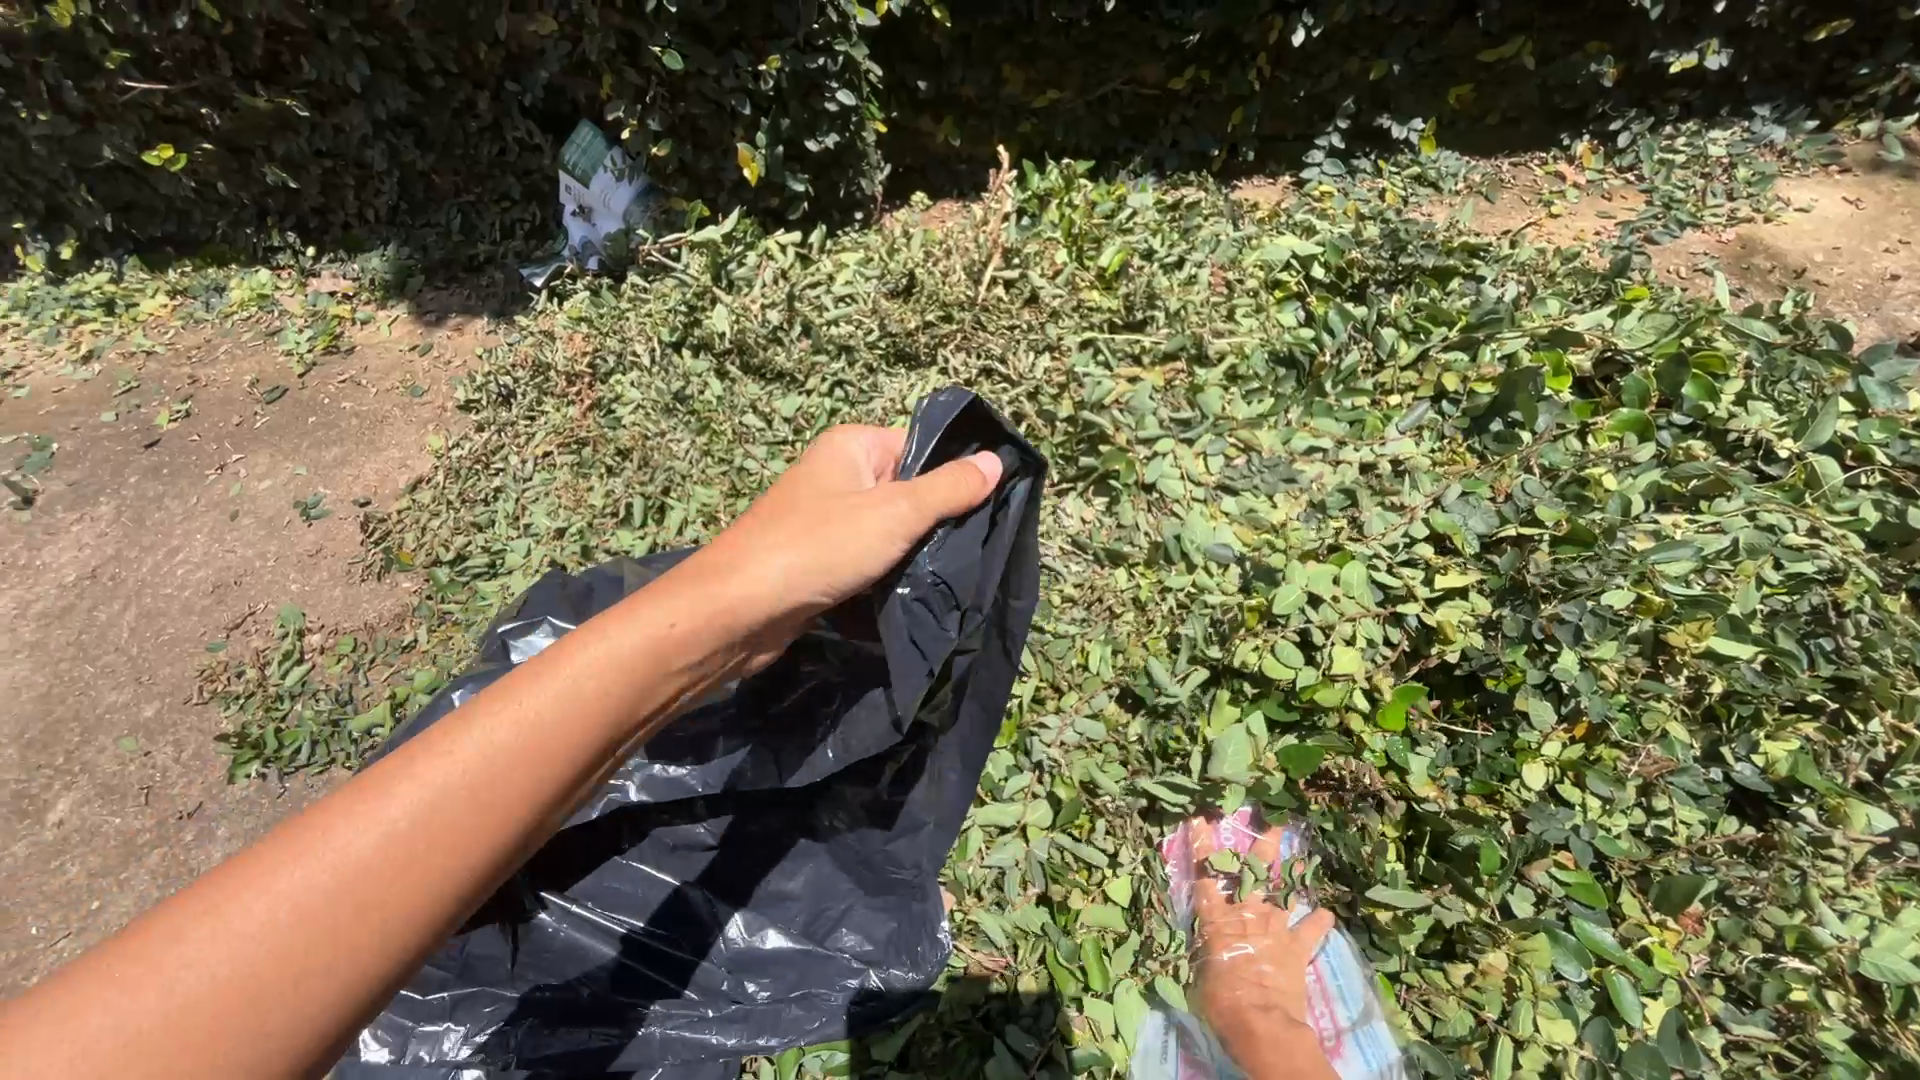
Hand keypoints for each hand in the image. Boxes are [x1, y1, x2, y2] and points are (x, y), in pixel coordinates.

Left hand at [681, 424, 1002, 669]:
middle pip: (906, 488)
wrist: (740, 610)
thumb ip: (948, 488)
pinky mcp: (819, 558)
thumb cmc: (819, 546)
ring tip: (946, 571)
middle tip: (971, 547)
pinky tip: (910, 589)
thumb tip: (995, 460)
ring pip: (888, 528)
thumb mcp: (896, 513)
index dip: (951, 475)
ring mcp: (825, 518)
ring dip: (912, 550)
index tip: (986, 509)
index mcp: (853, 446)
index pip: (919, 447)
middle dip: (935, 518)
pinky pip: (867, 556)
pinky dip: (886, 571)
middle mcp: (837, 474)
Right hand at [1188, 821, 1339, 1079]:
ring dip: (1294, 876)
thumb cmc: (1220, 999)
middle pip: (1253, 873)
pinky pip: (1311, 931)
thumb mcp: (1199, 971)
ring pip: (1284, 894)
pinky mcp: (1296, 949)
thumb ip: (1203, 949)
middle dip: (1263, 846)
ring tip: (1303, 859)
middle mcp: (1245, 913)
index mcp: (1216, 916)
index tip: (1200, 817)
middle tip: (1275, 824)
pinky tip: (1329, 913)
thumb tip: (1203, 947)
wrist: (1261, 1021)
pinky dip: (1320, 922)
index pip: (1204, 873)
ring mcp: (1274, 928)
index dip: (1201, 844)